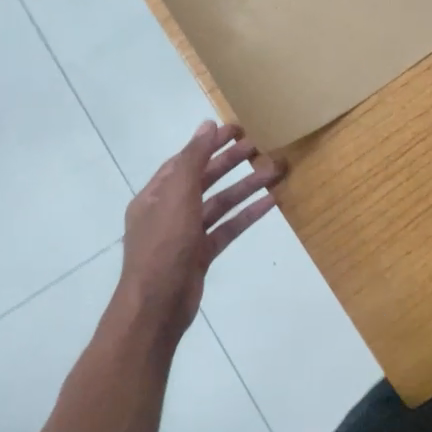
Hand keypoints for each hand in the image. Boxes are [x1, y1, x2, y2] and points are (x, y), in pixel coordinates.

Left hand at [116, 121, 283, 336]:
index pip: (184, 161)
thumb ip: (192, 160)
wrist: (156, 306)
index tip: (238, 128)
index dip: (209, 143)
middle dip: (231, 161)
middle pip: (204, 179)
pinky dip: (248, 214)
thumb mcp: (177, 197)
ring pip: (220, 202)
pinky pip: (228, 226)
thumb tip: (207, 125)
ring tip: (276, 171)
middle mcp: (168, 212)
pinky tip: (271, 203)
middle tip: (262, 145)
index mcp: (155, 197)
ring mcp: (185, 235)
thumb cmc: (164, 246)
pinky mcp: (201, 253)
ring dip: (246, 186)